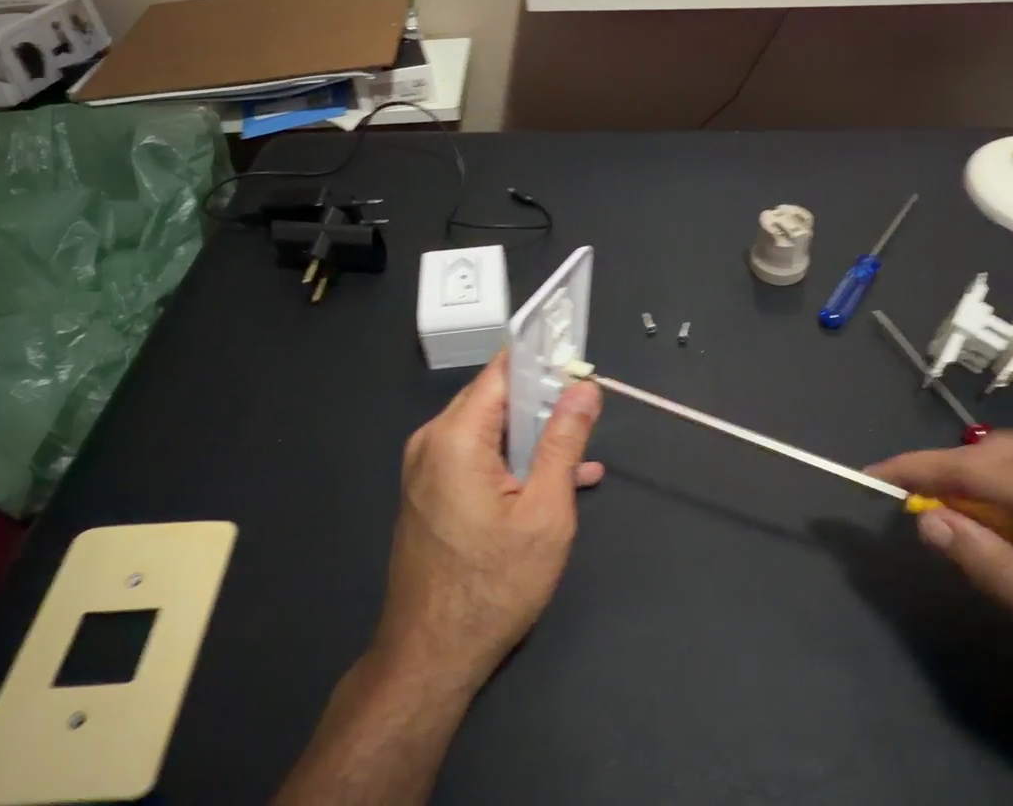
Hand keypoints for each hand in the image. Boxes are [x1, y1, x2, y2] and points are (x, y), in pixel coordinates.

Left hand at [372, 354, 603, 688]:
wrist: (432, 653)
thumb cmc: (494, 586)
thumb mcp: (545, 512)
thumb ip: (563, 443)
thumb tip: (583, 389)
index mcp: (456, 437)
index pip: (502, 370)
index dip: (543, 359)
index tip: (579, 360)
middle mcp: (432, 442)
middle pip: (494, 398)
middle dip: (542, 401)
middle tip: (587, 412)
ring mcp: (425, 468)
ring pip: (488, 430)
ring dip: (531, 437)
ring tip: (579, 455)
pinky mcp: (429, 492)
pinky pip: (475, 458)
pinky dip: (511, 462)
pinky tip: (554, 482)